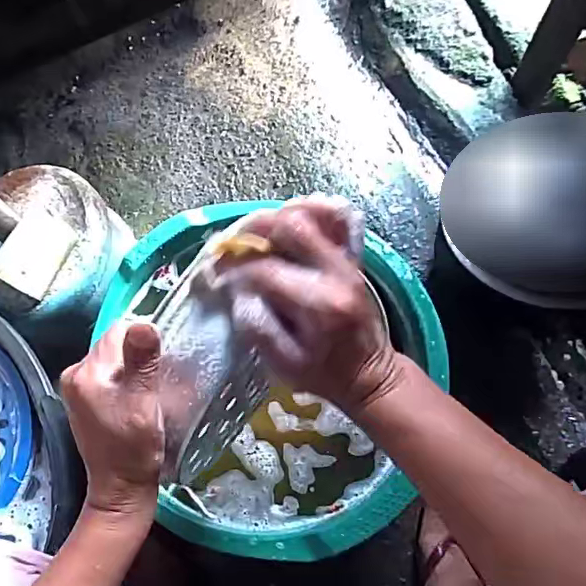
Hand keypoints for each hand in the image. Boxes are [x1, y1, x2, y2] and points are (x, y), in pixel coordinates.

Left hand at [59, 321, 164, 522]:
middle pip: (113, 342)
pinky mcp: (81, 398)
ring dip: (131, 366)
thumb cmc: (134, 451)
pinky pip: (106, 372)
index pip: (118, 331)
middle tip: (156, 377)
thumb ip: (142, 363)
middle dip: (137, 354)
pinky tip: (135, 397)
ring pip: (111, 357)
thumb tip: (144, 324)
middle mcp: (74, 374)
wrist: (118, 488)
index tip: (159, 359)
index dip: (143, 339)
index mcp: (87, 373)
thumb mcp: (144, 404)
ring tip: (147, 388)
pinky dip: (122, 378)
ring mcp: (75, 387)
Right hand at [217, 198, 405, 414]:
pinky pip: (333, 219)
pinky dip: (307, 211)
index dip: (234, 269)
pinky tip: (285, 222)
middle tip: (230, 244)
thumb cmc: (324, 374)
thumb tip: (236, 292)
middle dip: (252, 230)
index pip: (266, 269)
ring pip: (312, 214)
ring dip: (276, 218)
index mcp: (319, 303)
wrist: (370, 375)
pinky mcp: (351, 257)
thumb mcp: (284, 364)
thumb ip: (257, 327)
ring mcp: (347, 261)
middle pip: (292, 226)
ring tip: (252, 234)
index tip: (215, 274)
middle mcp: (336, 273)